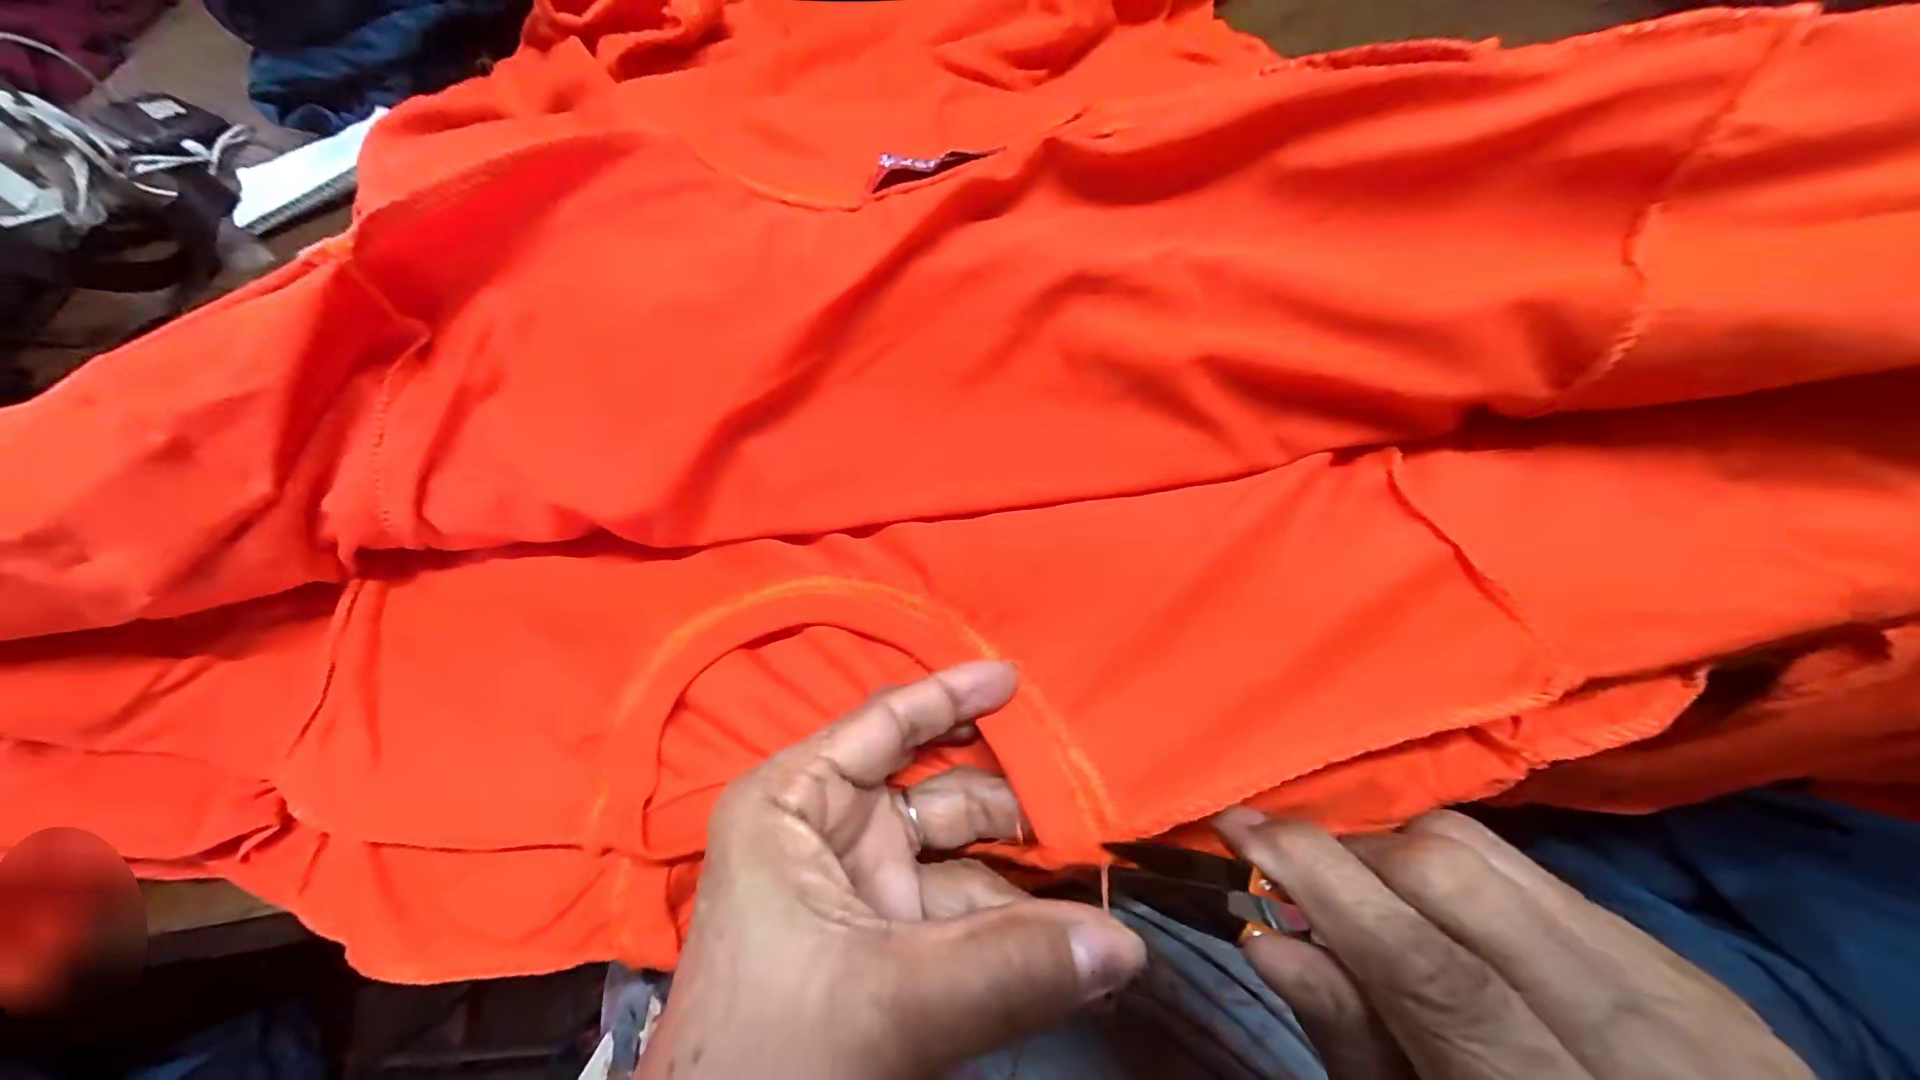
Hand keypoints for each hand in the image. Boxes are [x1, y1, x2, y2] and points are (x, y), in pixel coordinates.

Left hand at [638, 661, 1146, 1079]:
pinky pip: (960, 904)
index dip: (949, 696)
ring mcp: (858, 883)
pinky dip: (1012, 911)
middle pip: (930, 783)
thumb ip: (1007, 968)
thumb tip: (1123, 943)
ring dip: (1018, 853)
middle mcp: (825, 828)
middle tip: (1078, 781)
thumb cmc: (772, 1055)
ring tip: (1093, 851)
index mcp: (792, 802)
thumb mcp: (885, 1000)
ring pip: (954, 848)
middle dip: (1003, 783)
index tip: (1014, 678)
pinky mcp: (884, 937)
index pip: (883, 723)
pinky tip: (1069, 920)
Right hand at [1214, 808, 1812, 1079]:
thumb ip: (1352, 1040)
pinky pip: (1528, 866)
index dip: (1325, 884)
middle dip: (1346, 856)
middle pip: (1456, 881)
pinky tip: (1431, 905)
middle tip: (1290, 871)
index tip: (1241, 829)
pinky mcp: (1677, 959)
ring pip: (1488, 852)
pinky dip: (1450, 865)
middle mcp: (1645, 1043)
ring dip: (1390, 851)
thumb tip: (1265, 937)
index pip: (1432, 971)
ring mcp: (1678, 993)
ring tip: (1357, 888)